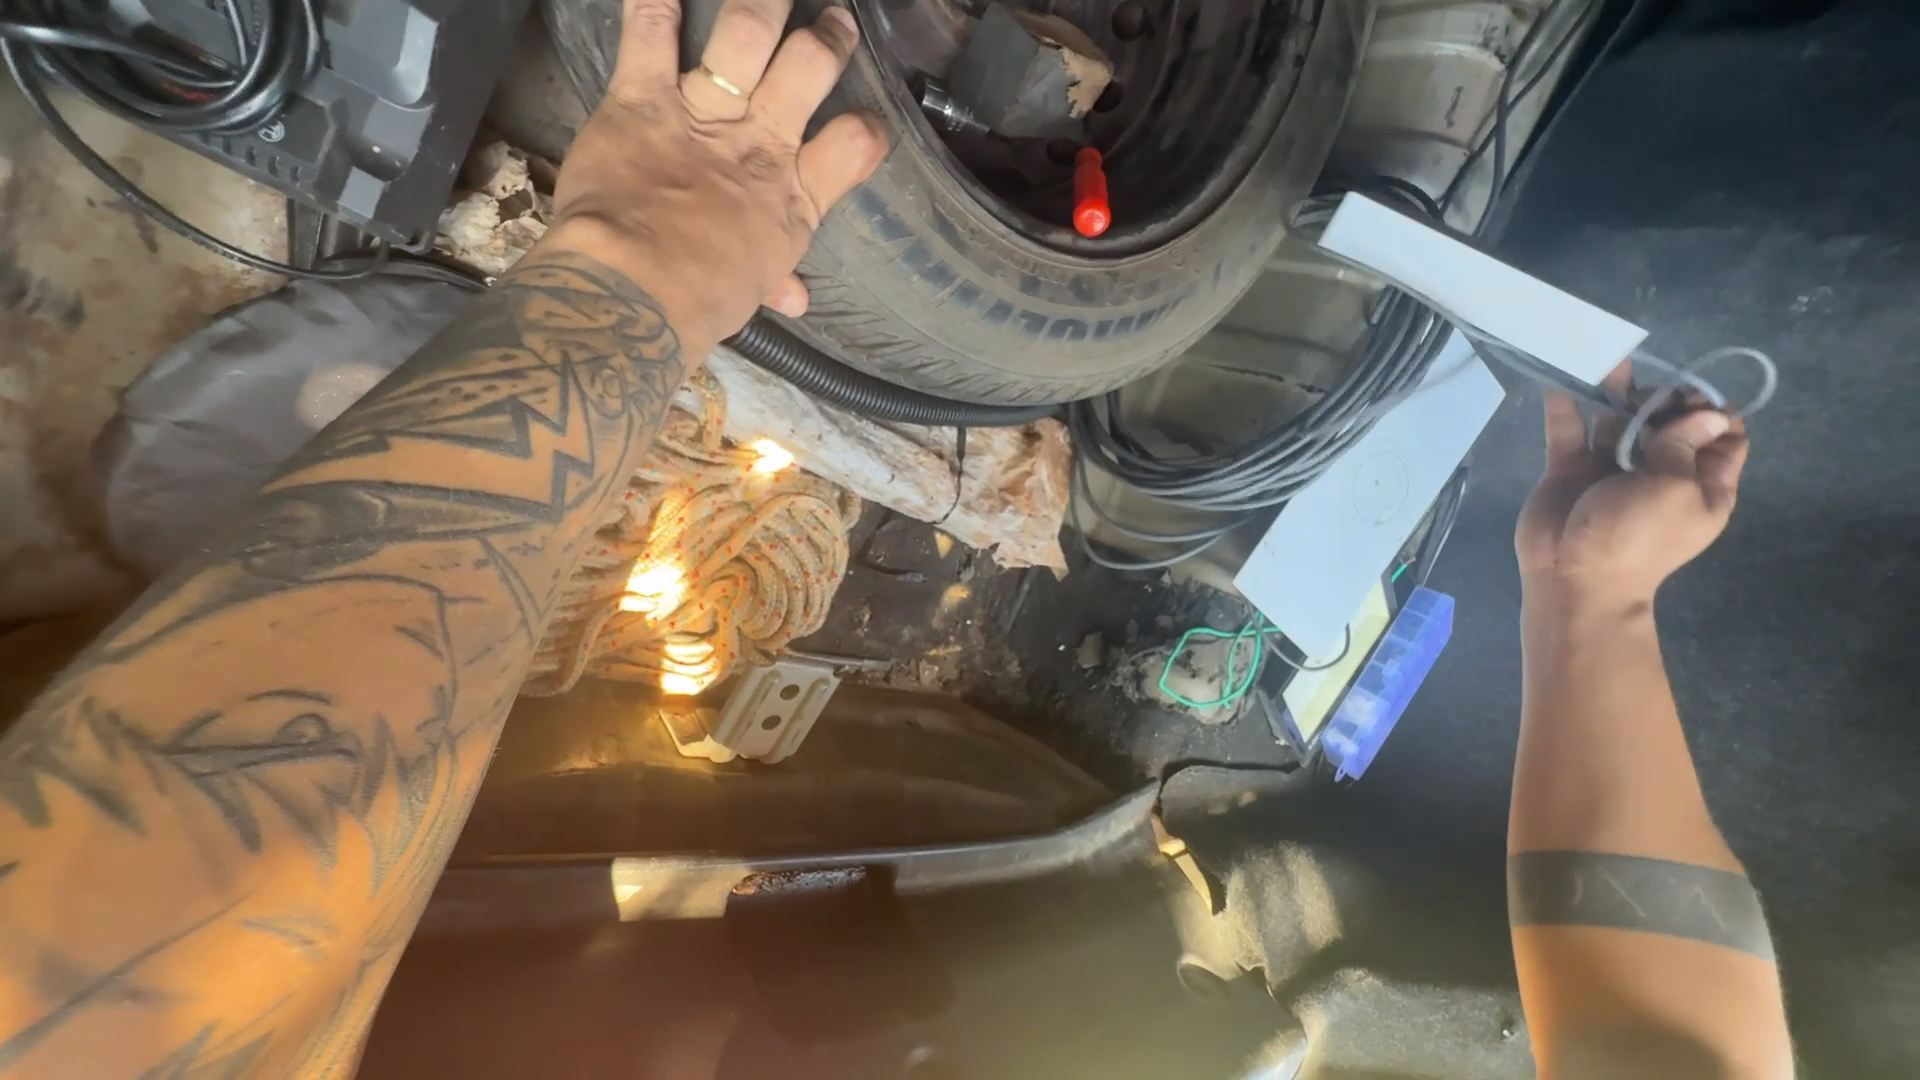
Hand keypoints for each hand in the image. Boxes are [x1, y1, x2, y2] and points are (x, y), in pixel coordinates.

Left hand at [537, 0, 889, 351]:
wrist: (641, 288)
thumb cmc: (705, 301)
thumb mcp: (752, 293)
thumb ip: (775, 280)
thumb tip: (796, 298)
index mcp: (795, 199)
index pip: (856, 145)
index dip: (868, 130)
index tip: (869, 125)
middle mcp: (761, 145)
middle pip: (808, 70)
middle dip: (827, 40)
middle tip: (836, 21)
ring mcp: (705, 114)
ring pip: (744, 34)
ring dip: (762, 1)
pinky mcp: (643, 97)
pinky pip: (649, 31)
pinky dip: (654, 0)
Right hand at [1516, 363, 1750, 604]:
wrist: (1573, 575)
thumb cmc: (1635, 537)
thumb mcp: (1674, 490)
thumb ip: (1682, 446)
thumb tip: (1701, 414)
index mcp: (1702, 483)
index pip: (1721, 436)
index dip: (1712, 411)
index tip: (1692, 397)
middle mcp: (1657, 471)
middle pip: (1666, 423)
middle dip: (1660, 399)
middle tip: (1648, 389)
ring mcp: (1608, 470)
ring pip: (1616, 423)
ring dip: (1614, 395)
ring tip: (1606, 364)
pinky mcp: (1567, 471)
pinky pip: (1569, 433)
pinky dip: (1566, 409)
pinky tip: (1563, 384)